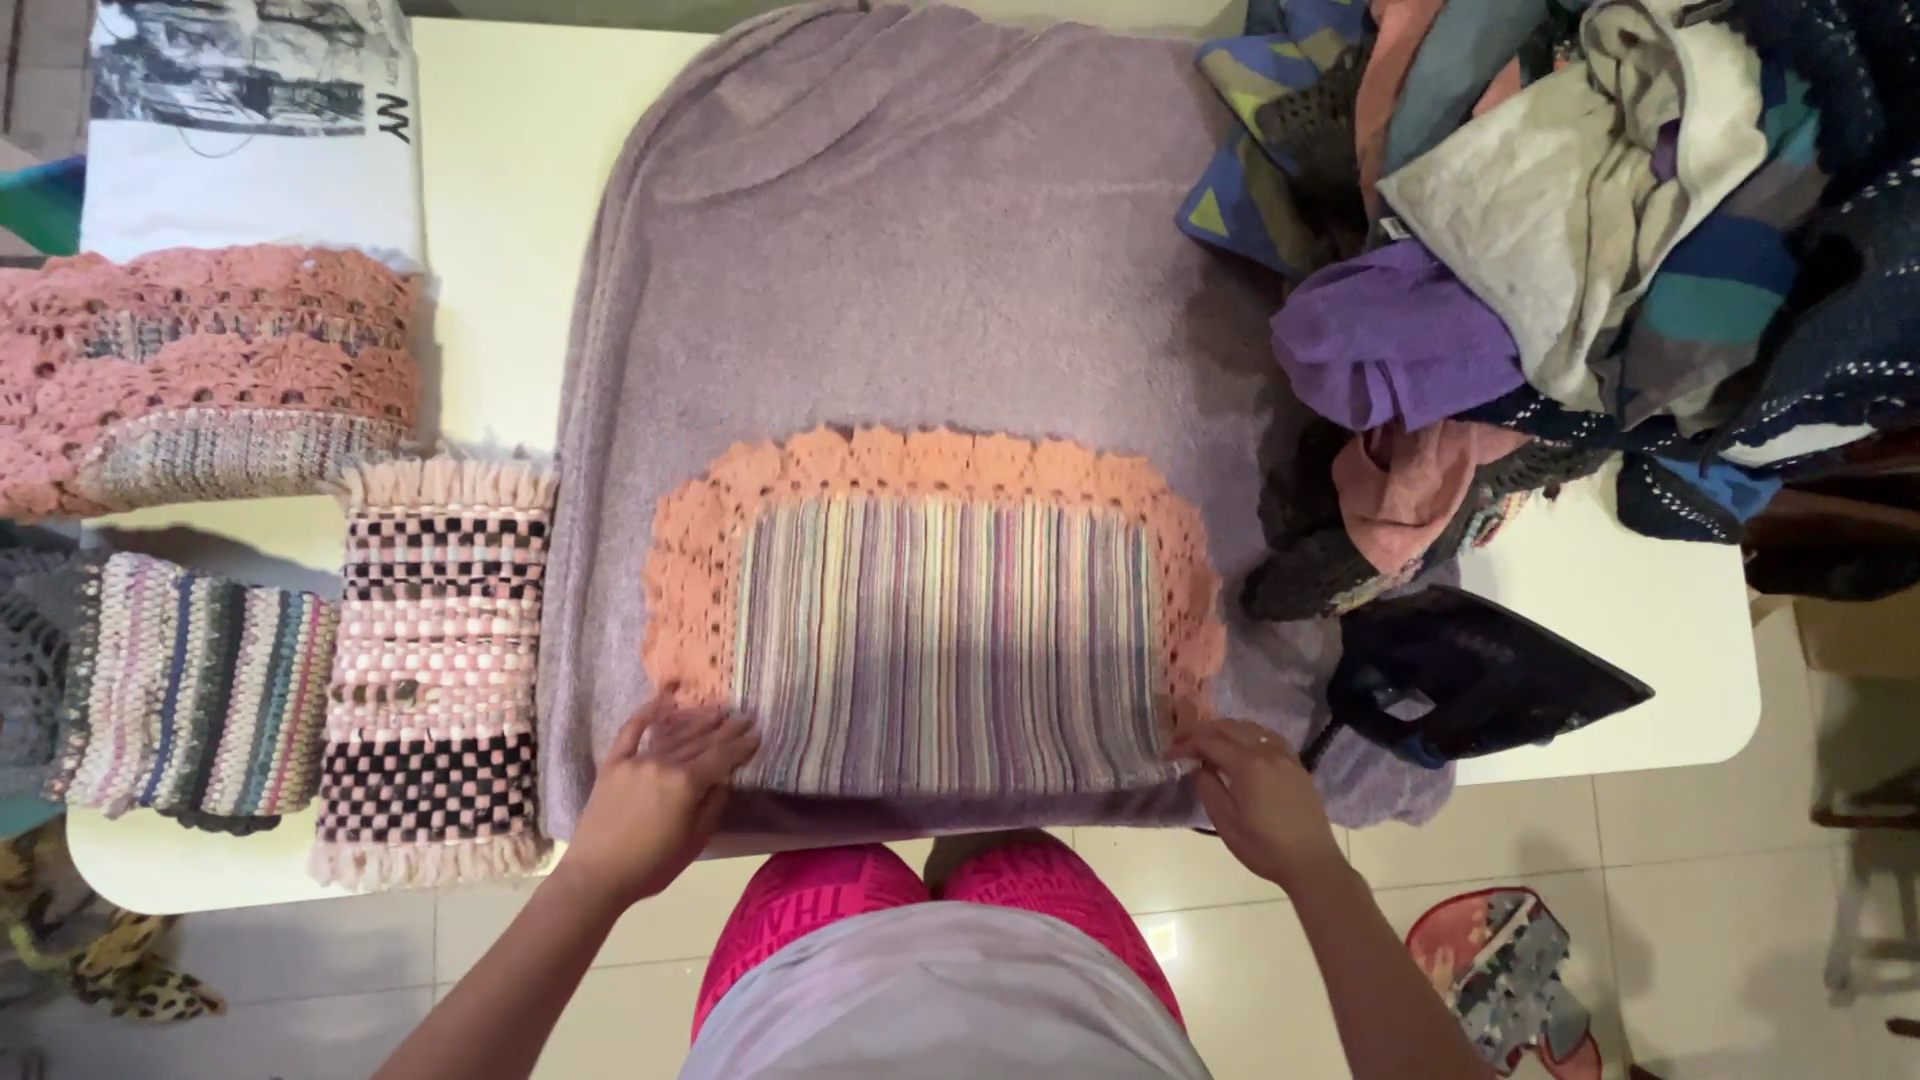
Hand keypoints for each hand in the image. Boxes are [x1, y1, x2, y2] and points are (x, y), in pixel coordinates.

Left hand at [554, 686, 759, 912]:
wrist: (595, 877)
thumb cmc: (652, 865)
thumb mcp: (695, 842)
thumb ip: (713, 806)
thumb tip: (723, 781)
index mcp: (687, 783)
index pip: (722, 756)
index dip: (742, 745)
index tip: (757, 733)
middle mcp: (664, 763)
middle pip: (701, 741)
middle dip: (726, 729)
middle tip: (745, 716)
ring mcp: (637, 760)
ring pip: (674, 735)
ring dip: (697, 720)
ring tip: (716, 710)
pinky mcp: (613, 764)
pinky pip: (630, 732)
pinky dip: (645, 714)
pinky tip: (661, 700)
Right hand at [1169, 718, 1346, 893]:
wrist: (1312, 864)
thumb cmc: (1265, 848)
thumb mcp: (1226, 823)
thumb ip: (1208, 788)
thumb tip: (1200, 767)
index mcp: (1247, 765)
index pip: (1209, 742)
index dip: (1186, 744)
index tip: (1170, 754)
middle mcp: (1267, 752)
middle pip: (1228, 727)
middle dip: (1201, 730)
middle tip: (1183, 742)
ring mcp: (1285, 757)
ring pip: (1250, 727)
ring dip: (1225, 729)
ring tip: (1209, 742)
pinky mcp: (1297, 766)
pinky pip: (1269, 737)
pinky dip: (1249, 734)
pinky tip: (1243, 746)